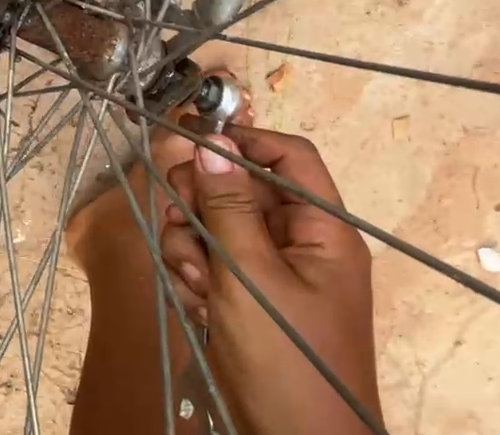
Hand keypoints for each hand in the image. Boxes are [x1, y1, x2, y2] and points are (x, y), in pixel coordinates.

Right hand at [160, 125, 380, 434]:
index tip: (189, 143)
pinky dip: (189, 269)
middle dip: (198, 201)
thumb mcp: (251, 275)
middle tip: (178, 221)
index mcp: (320, 232)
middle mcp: (295, 241)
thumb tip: (211, 140)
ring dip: (188, 241)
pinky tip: (196, 299)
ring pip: (209, 219)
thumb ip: (228, 205)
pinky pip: (202, 254)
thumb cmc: (286, 358)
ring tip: (195, 280)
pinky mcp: (240, 290)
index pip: (287, 157)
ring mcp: (266, 267)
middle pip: (235, 184)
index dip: (242, 141)